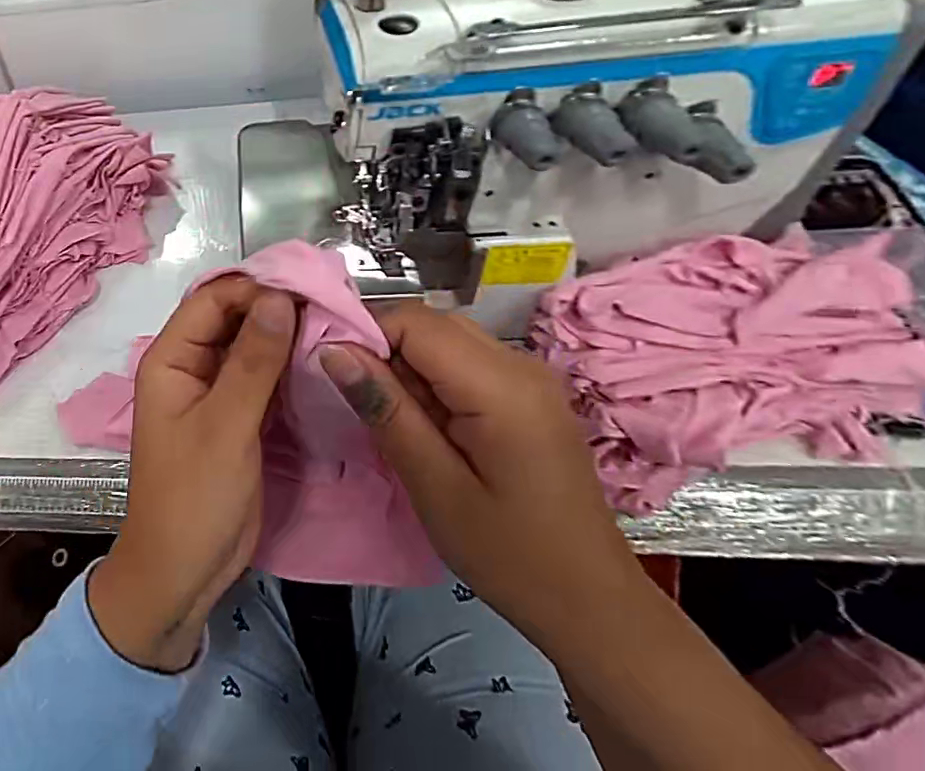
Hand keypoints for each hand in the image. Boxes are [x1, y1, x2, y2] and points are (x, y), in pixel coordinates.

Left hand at [88, 277, 297, 670]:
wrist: (184, 571)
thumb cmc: (193, 497)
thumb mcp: (225, 427)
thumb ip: (253, 362)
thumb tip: (280, 299)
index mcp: (171, 359)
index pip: (213, 300)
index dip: (256, 287)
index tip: (308, 286)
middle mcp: (191, 366)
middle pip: (233, 318)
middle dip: (276, 307)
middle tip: (330, 302)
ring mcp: (215, 391)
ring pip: (251, 345)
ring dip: (286, 334)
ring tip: (334, 322)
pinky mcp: (238, 415)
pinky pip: (263, 376)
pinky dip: (288, 365)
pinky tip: (322, 358)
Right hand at [316, 303, 641, 638]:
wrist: (591, 602)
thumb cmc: (509, 554)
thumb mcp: (434, 486)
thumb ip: (385, 409)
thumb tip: (333, 350)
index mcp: (501, 385)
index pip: (413, 321)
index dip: (365, 334)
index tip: (333, 374)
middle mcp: (520, 363)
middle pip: (431, 324)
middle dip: (384, 349)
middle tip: (359, 402)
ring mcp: (529, 377)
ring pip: (446, 340)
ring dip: (406, 366)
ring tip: (389, 417)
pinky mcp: (528, 395)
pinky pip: (466, 362)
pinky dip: (432, 380)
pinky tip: (424, 424)